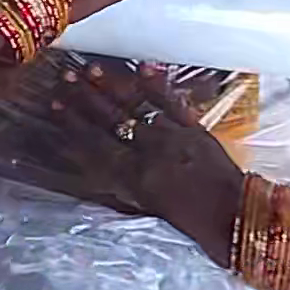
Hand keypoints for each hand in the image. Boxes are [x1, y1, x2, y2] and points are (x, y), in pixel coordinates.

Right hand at [47, 60, 242, 265]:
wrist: (235, 219)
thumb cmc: (189, 223)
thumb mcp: (147, 210)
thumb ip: (121, 186)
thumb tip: (94, 163)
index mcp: (135, 179)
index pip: (95, 144)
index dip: (72, 123)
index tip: (54, 104)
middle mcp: (150, 154)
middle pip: (111, 120)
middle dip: (85, 98)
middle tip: (64, 77)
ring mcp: (174, 137)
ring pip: (138, 107)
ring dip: (113, 86)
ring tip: (92, 68)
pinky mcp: (196, 128)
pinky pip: (172, 103)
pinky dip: (157, 84)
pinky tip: (142, 66)